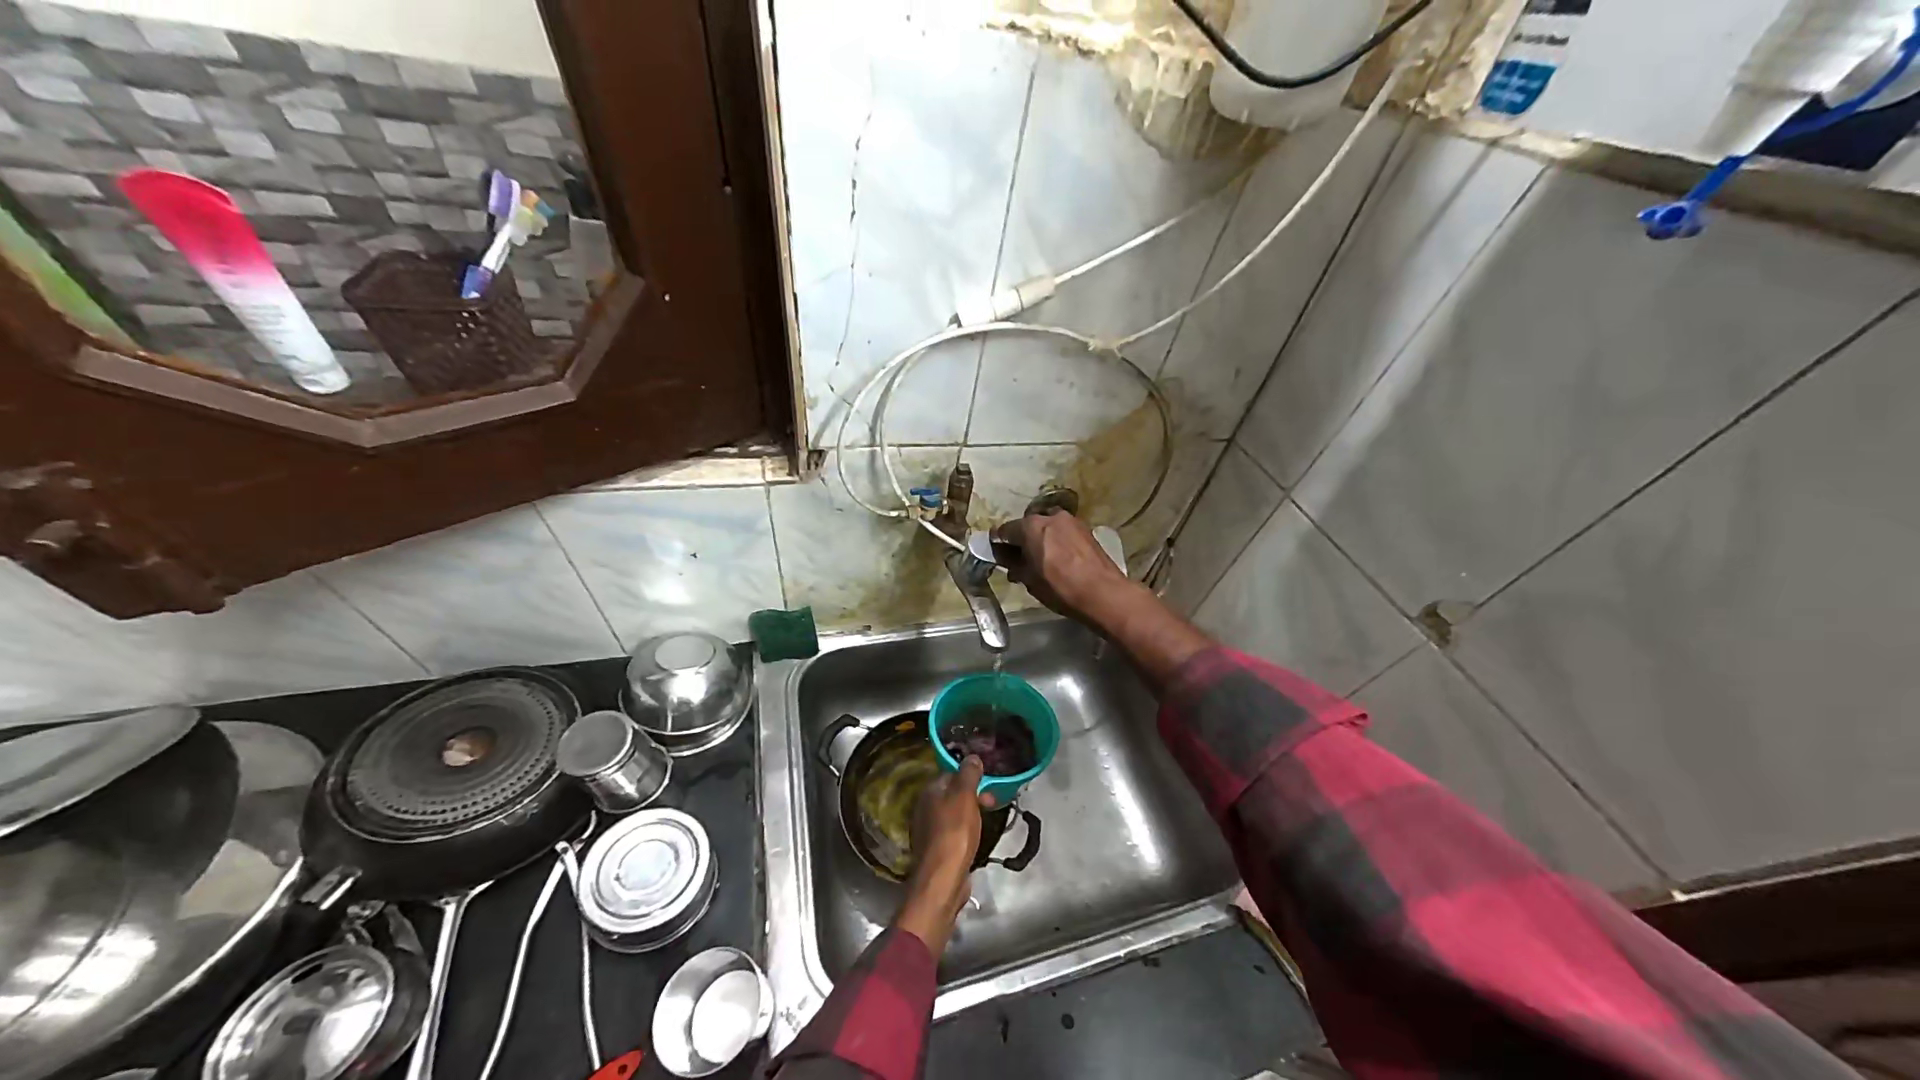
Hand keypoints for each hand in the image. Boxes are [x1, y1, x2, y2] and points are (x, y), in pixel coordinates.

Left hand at [896, 755, 987, 955]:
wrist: (943, 878)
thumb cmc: (954, 831)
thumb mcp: (964, 796)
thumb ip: (968, 774)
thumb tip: (972, 756)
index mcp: (928, 792)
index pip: (949, 774)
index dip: (969, 775)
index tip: (987, 781)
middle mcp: (924, 808)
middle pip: (951, 794)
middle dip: (972, 795)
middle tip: (991, 802)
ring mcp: (928, 830)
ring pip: (953, 813)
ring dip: (970, 812)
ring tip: (987, 819)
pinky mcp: (936, 849)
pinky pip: (953, 831)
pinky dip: (965, 830)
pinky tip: (975, 837)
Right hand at [993, 510, 1212, 690]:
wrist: (1103, 593)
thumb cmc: (1060, 587)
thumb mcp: (1029, 579)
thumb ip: (1014, 564)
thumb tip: (1005, 558)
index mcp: (1030, 525)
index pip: (1005, 530)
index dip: (998, 544)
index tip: (997, 556)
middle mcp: (1050, 516)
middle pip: (1027, 526)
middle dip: (1021, 541)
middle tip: (1019, 562)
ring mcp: (1071, 521)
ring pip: (1047, 529)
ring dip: (1040, 541)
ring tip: (1040, 563)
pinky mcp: (1086, 530)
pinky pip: (1063, 534)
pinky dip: (1057, 543)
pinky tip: (1058, 561)